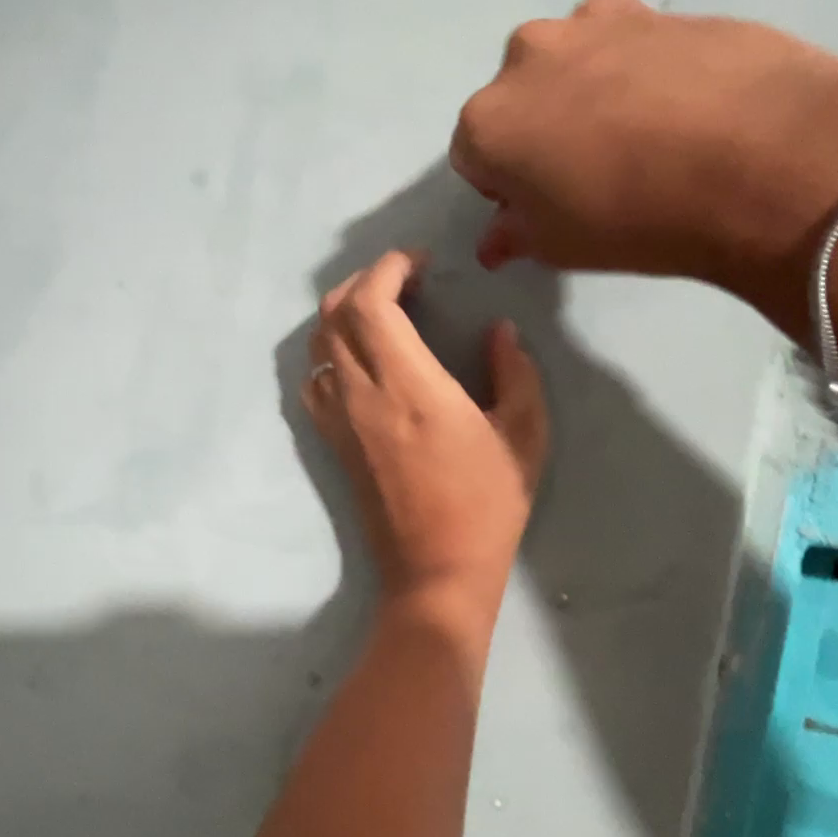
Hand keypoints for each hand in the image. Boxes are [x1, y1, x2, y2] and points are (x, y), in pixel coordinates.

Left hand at [304, 252, 548, 625]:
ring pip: (318, 346)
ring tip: (382, 313)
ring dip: (342, 314)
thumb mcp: (524, 435)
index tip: (420, 265)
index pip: (371, 303)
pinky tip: (359, 360)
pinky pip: (314, 382)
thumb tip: (499, 331)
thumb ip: (515, 372)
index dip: (388, 269)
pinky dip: (328, 354)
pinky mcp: (332, 443)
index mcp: (409, 386)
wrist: (435, 571)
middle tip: (404, 282)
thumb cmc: (487, 505)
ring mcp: (339, 421)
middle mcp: (361, 395)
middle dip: (364, 282)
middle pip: (335, 315)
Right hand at [450, 0, 837, 297]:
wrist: (759, 156)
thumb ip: (513, 234)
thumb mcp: (555, 245)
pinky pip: (624, 42)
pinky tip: (672, 106)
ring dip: (581, 92)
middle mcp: (526, 59)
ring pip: (568, 63)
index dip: (502, 187)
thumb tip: (495, 238)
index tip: (540, 207)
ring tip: (632, 136)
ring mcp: (594, 22)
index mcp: (487, 121)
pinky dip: (633, 70)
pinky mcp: (657, 8)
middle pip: (516, 100)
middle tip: (585, 172)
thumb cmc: (629, 217)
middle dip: (537, 131)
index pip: (472, 158)